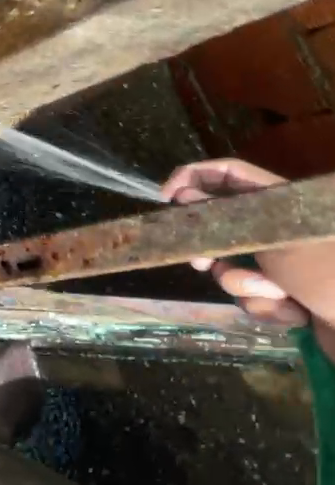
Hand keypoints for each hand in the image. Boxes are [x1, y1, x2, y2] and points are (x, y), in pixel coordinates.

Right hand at [163, 159, 334, 349]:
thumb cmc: (329, 278)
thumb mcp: (275, 243)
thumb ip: (224, 215)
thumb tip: (182, 195)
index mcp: (286, 206)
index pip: (228, 172)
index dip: (190, 177)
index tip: (166, 199)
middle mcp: (280, 229)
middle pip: (219, 223)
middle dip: (211, 249)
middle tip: (200, 263)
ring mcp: (283, 261)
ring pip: (230, 263)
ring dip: (245, 284)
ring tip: (276, 296)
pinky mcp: (284, 291)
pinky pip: (248, 291)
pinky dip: (264, 304)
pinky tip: (293, 312)